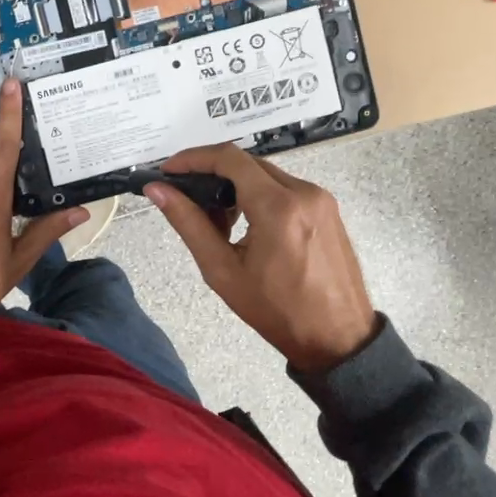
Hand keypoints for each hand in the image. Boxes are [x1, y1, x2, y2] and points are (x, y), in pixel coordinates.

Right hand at [144, 144, 377, 372]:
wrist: (338, 338)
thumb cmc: (275, 309)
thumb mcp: (222, 269)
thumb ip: (188, 223)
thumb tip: (157, 190)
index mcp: (277, 206)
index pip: (228, 158)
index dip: (192, 158)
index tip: (169, 171)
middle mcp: (304, 192)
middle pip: (246, 163)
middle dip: (212, 174)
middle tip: (187, 200)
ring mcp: (321, 199)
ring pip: (265, 175)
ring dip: (235, 186)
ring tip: (217, 222)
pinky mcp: (328, 210)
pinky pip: (285, 189)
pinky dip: (258, 196)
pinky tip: (246, 227)